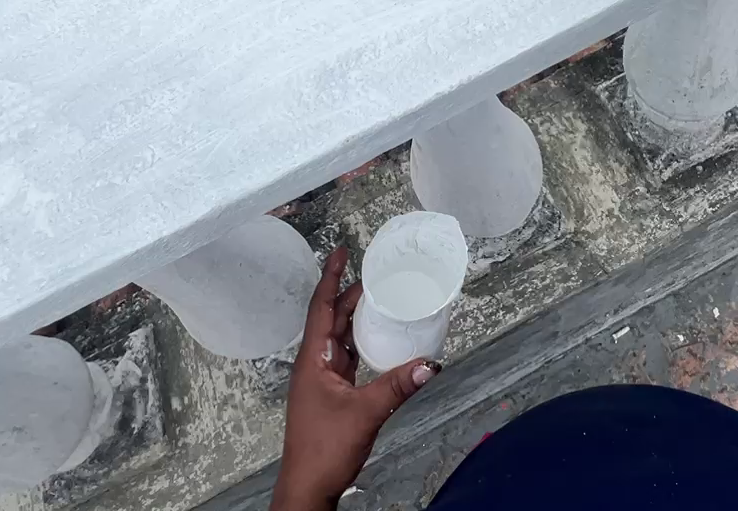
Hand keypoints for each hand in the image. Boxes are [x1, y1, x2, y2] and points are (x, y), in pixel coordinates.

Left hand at [271, 248, 439, 510]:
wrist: (307, 492)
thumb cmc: (325, 449)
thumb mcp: (365, 413)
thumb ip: (397, 386)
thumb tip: (430, 363)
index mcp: (312, 359)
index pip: (321, 306)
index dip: (331, 277)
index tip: (341, 251)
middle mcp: (314, 363)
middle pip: (330, 317)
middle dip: (347, 292)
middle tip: (372, 271)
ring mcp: (322, 379)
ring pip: (338, 336)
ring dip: (354, 315)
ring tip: (377, 296)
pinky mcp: (332, 393)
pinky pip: (346, 356)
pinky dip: (360, 341)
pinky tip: (378, 339)